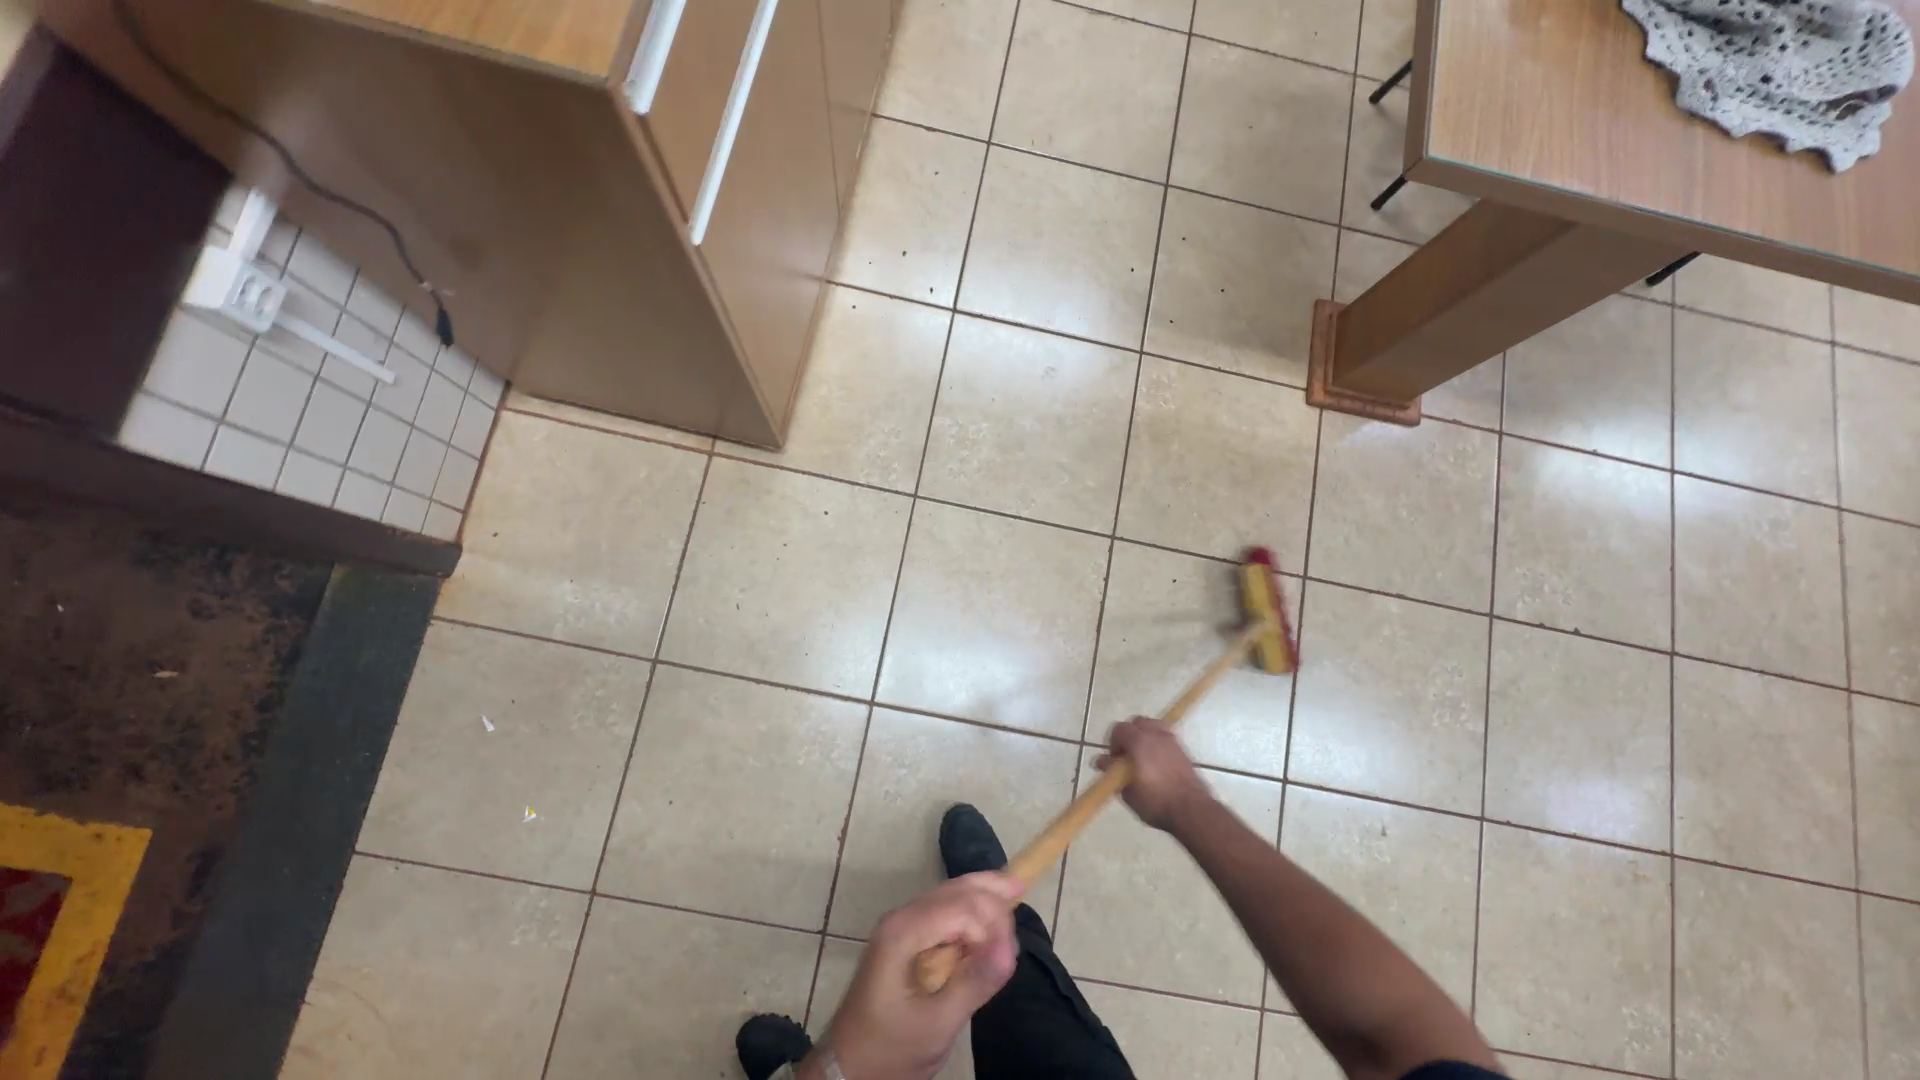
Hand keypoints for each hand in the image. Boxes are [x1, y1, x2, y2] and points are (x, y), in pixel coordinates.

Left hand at [813, 872, 1022, 1079]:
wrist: (849, 1067)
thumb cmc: (890, 1049)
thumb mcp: (936, 1025)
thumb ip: (973, 984)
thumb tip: (1010, 951)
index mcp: (903, 933)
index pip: (959, 907)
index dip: (991, 922)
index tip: (1010, 956)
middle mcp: (901, 918)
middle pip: (954, 890)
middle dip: (988, 892)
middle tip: (1022, 895)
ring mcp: (901, 926)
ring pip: (948, 895)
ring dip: (980, 894)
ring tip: (1013, 889)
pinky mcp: (905, 939)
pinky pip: (942, 912)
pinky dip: (968, 909)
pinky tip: (987, 913)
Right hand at [1097, 716, 1212, 831]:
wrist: (1191, 810)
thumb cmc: (1155, 802)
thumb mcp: (1127, 791)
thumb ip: (1113, 772)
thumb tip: (1102, 761)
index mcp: (1139, 742)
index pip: (1119, 729)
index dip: (1113, 742)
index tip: (1114, 760)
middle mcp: (1156, 735)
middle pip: (1137, 722)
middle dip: (1129, 735)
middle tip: (1126, 756)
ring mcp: (1172, 741)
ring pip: (1154, 727)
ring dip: (1144, 737)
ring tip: (1142, 758)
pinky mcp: (1183, 750)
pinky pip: (1166, 737)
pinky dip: (1158, 744)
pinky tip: (1156, 763)